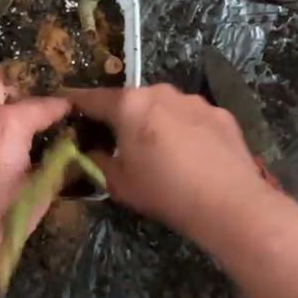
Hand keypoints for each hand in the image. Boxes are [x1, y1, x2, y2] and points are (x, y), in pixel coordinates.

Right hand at [66, 83, 272, 245]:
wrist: (231, 205)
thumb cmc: (165, 191)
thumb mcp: (119, 184)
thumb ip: (97, 163)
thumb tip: (89, 153)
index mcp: (128, 105)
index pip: (91, 98)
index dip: (76, 104)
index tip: (66, 106)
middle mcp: (159, 93)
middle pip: (130, 101)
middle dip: (122, 117)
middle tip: (120, 142)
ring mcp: (192, 101)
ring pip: (163, 107)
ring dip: (156, 123)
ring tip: (162, 153)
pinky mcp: (219, 114)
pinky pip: (192, 118)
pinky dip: (185, 130)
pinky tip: (192, 157)